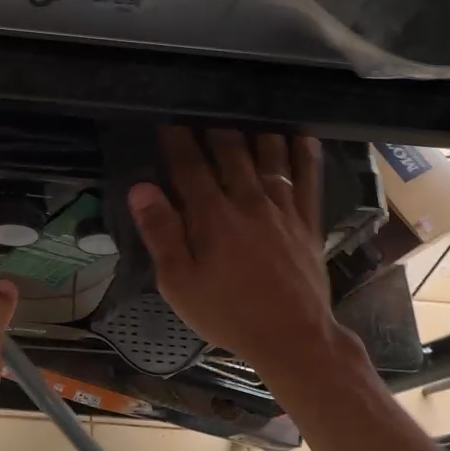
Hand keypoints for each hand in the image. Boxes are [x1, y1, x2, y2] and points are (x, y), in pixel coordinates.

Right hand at [126, 128, 359, 380]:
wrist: (292, 337)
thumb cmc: (227, 314)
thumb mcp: (179, 283)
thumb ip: (161, 232)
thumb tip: (141, 189)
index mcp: (212, 217)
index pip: (190, 167)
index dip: (178, 142)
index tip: (169, 123)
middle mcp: (248, 202)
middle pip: (231, 153)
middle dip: (215, 129)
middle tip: (205, 114)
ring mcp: (282, 209)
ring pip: (270, 157)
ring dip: (256, 133)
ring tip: (248, 117)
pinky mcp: (308, 221)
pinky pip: (307, 178)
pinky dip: (304, 154)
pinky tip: (299, 136)